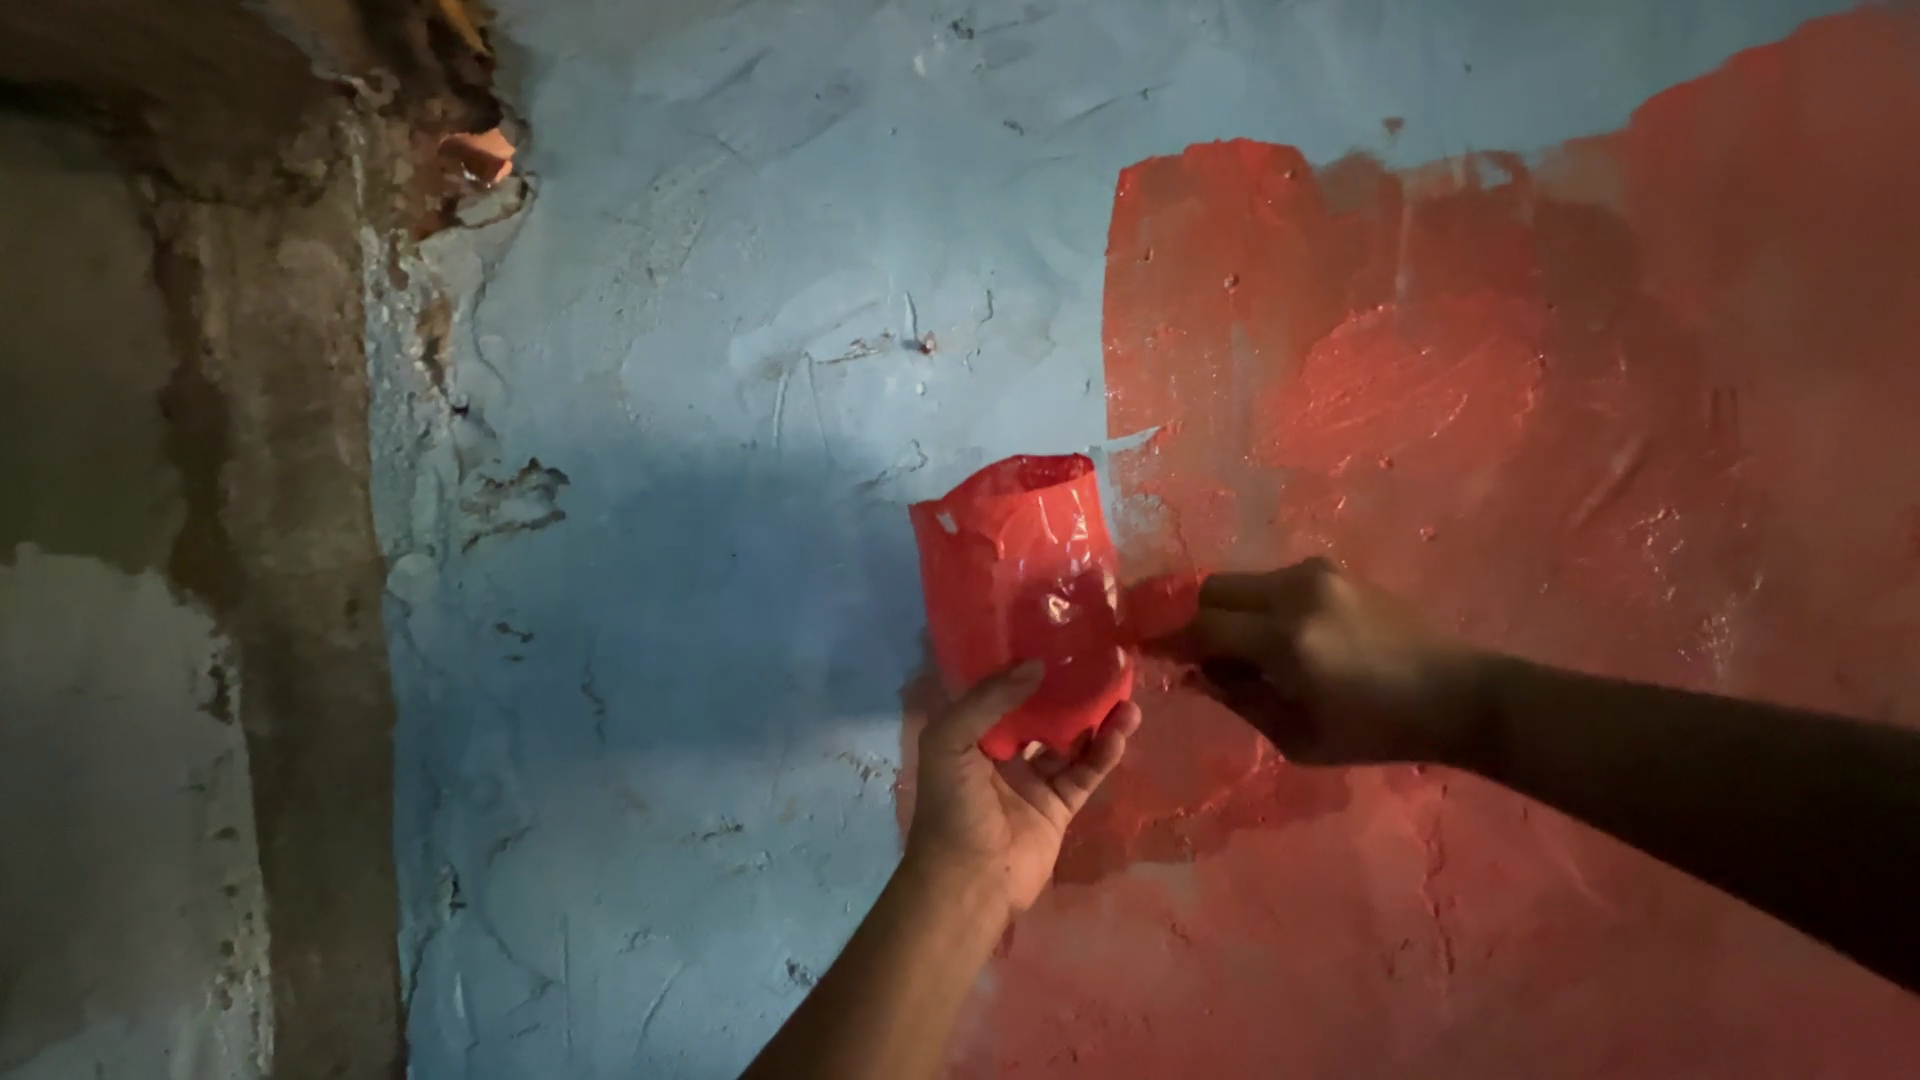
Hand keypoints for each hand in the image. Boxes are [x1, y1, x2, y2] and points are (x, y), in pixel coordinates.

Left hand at [904, 662, 1141, 913]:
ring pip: (1070, 740)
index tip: (1055, 641)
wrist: (968, 881)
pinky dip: (1104, 753)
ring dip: (1096, 718)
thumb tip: (1035, 666)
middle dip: (1069, 690)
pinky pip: (1085, 773)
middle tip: (1100, 664)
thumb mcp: (950, 740)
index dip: (1026, 667)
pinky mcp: (1059, 807)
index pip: (1001, 691)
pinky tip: (1121, 731)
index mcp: (971, 733)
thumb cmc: (951, 806)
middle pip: (1042, 712)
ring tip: (1125, 693)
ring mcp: (1033, 780)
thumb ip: (988, 700)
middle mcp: (1002, 752)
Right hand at [1174, 557, 1491, 766]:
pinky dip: (1257, 606)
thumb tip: (1194, 673)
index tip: (1143, 648)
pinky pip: (1271, 582)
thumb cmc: (1378, 730)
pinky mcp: (1333, 571)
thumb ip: (1238, 699)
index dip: (1168, 640)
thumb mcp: (1298, 737)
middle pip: (1212, 591)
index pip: (1203, 628)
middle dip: (1192, 619)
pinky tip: (1276, 638)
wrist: (1460, 694)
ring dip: (1227, 613)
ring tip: (1242, 651)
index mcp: (1288, 641)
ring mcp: (1317, 575)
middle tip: (1192, 651)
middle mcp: (1296, 593)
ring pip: (1240, 583)